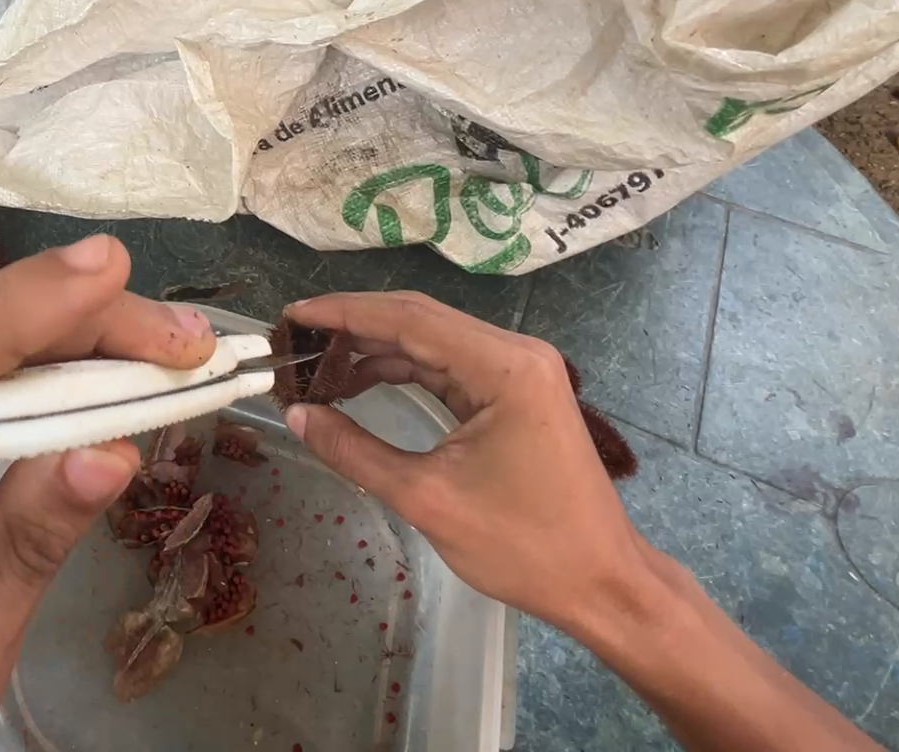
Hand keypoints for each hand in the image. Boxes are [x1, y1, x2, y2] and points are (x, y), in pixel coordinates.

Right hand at [280, 291, 655, 639]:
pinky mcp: (511, 389)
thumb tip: (295, 415)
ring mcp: (515, 369)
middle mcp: (513, 352)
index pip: (407, 318)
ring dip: (373, 346)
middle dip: (353, 323)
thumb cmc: (524, 547)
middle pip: (417, 317)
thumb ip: (353, 451)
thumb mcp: (426, 499)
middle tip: (297, 334)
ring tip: (317, 360)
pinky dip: (399, 367)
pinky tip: (359, 380)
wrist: (605, 586)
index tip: (293, 314)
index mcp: (503, 366)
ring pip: (428, 337)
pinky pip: (443, 363)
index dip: (344, 312)